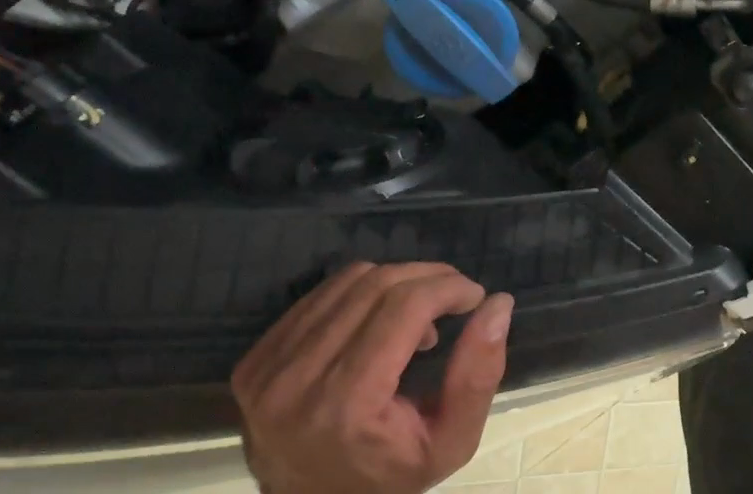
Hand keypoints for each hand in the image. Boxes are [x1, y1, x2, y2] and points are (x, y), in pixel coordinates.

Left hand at [232, 262, 514, 493]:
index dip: (449, 287)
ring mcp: (268, 370)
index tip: (475, 297)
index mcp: (347, 406)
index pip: (404, 307)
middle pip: (378, 285)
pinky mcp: (254, 361)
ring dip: (397, 282)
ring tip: (416, 316)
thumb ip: (479, 375)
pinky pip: (321, 294)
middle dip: (430, 278)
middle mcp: (297, 381)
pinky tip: (378, 321)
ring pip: (350, 281)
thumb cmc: (389, 478)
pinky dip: (362, 293)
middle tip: (456, 296)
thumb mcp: (452, 442)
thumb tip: (498, 303)